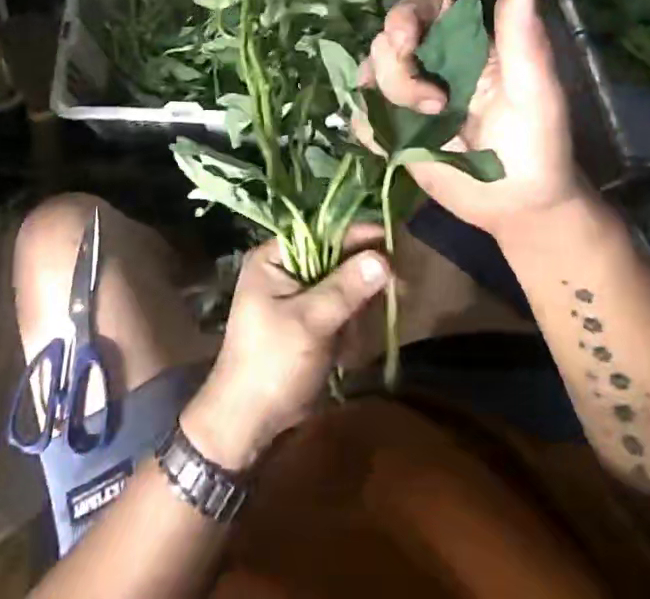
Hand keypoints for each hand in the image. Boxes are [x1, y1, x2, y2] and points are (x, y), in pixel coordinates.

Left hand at [178, 233, 388, 469]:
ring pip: (344, 285)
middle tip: (398, 287)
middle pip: (336, 257)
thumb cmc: (272, 362)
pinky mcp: (310, 322)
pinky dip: (351, 325)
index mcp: (273, 258)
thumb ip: (346, 288)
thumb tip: (383, 258)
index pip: (320, 232)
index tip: (393, 239)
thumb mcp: (310, 321)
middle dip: (363, 276)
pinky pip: (341, 310)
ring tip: (356, 335)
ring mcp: (298, 297)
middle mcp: (285, 270)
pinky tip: (348, 350)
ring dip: (358, 308)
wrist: (250, 418)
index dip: (356, 234)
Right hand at [362, 0, 589, 237]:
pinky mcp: (391, 131)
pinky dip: (369, 128)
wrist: (520, 206)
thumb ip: (522, 31)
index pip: (420, 9)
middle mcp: (429, 64)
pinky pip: (359, 116)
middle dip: (396, 70)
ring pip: (366, 75)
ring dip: (384, 97)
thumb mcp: (534, 87)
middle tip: (432, 105)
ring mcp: (405, 99)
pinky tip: (397, 145)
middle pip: (384, 42)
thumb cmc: (537, 143)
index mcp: (462, 44)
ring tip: (423, 128)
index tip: (404, 41)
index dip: (402, 17)